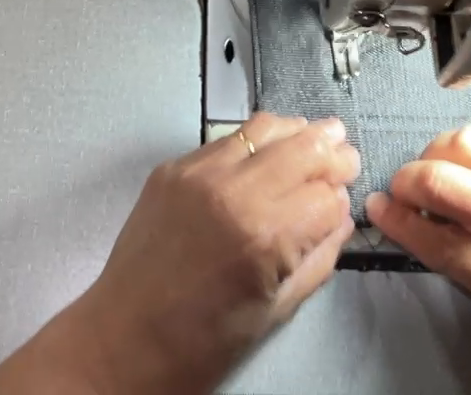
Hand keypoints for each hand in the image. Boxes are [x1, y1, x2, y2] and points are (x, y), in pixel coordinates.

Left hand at [0, 112, 360, 394]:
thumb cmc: (202, 341)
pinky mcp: (173, 166)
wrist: (124, 336)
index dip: (341, 195)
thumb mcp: (276, 311)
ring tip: (313, 134)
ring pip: (264, 129)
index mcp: (264, 237)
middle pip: (301, 148)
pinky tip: (265, 149)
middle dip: (330, 148)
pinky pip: (225, 139)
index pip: (326, 195)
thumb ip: (317, 258)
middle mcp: (233, 192)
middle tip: (344, 150)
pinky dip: (254, 140)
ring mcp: (199, 172)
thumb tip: (339, 216)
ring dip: (295, 131)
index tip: (345, 196)